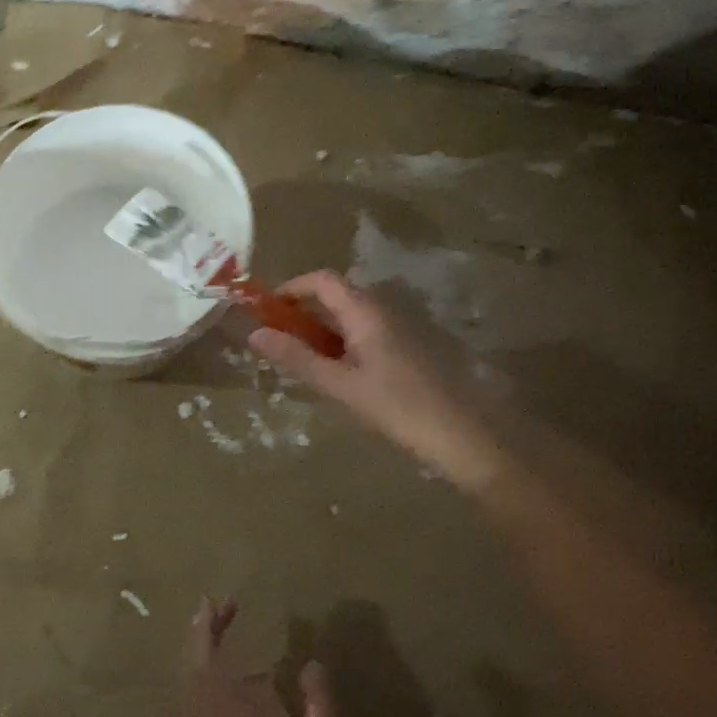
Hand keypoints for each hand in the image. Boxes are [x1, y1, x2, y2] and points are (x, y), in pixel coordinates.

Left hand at [184, 598, 338, 716]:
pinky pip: (196, 697)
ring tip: (217, 621)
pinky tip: (220, 661)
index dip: (204, 634)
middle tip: (219, 603)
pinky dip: (202, 669)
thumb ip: (320, 710)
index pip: (207, 670)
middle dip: (202, 633)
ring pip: (191, 682)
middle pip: (193, 670)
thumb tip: (311, 663)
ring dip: (201, 648)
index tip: (212, 603)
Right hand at [248, 271, 501, 489]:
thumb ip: (296, 358)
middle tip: (277, 339)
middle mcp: (384, 312)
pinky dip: (341, 344)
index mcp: (366, 313)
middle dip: (302, 311)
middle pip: (336, 296)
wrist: (462, 437)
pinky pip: (365, 334)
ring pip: (350, 317)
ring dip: (321, 329)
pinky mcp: (408, 351)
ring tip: (300, 360)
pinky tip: (335, 374)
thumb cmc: (397, 407)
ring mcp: (400, 330)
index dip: (291, 288)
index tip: (266, 310)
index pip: (323, 280)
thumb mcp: (338, 385)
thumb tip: (254, 333)